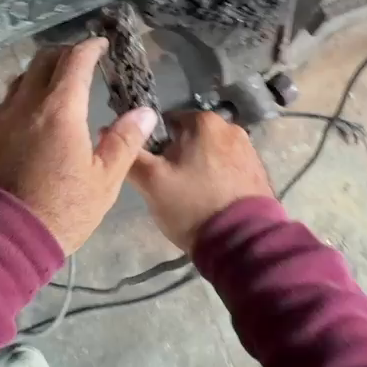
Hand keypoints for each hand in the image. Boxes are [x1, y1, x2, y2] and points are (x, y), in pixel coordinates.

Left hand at [0, 38, 157, 254]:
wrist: (4, 236)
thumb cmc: (62, 209)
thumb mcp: (104, 180)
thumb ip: (124, 140)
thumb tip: (144, 110)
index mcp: (60, 109)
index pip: (75, 61)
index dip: (89, 47)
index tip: (100, 44)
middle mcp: (26, 104)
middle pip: (43, 60)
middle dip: (65, 54)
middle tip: (82, 62)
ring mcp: (0, 117)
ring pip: (22, 80)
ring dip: (41, 75)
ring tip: (58, 87)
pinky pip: (6, 104)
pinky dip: (24, 99)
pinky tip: (33, 118)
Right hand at [129, 112, 273, 250]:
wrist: (244, 245)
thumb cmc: (193, 206)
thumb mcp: (151, 182)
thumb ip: (129, 153)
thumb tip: (107, 128)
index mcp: (204, 120)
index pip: (166, 123)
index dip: (154, 145)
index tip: (153, 169)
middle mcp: (231, 127)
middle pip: (189, 138)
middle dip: (178, 157)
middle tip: (169, 186)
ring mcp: (249, 150)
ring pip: (209, 154)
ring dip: (198, 168)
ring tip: (190, 197)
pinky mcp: (259, 173)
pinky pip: (228, 169)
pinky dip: (217, 180)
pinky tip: (211, 202)